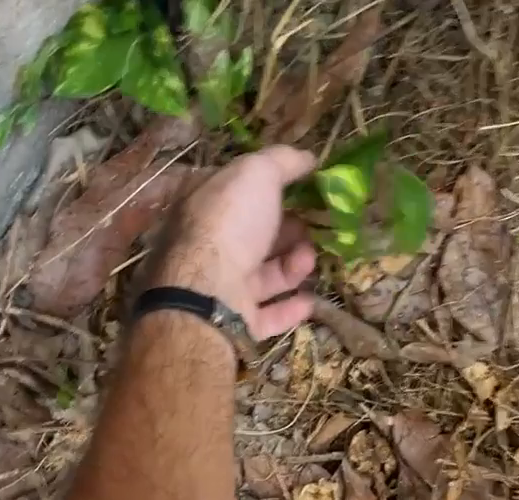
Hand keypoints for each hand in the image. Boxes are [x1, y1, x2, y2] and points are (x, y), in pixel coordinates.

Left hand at [153, 145, 317, 339]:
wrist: (210, 292)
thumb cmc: (229, 224)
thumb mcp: (257, 173)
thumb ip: (283, 161)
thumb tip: (309, 158)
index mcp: (204, 206)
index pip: (240, 193)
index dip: (273, 188)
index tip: (306, 189)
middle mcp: (208, 246)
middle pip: (256, 237)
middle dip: (289, 232)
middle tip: (315, 228)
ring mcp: (220, 288)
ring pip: (263, 276)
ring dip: (293, 267)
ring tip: (310, 260)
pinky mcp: (235, 322)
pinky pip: (267, 315)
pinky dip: (290, 307)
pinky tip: (310, 300)